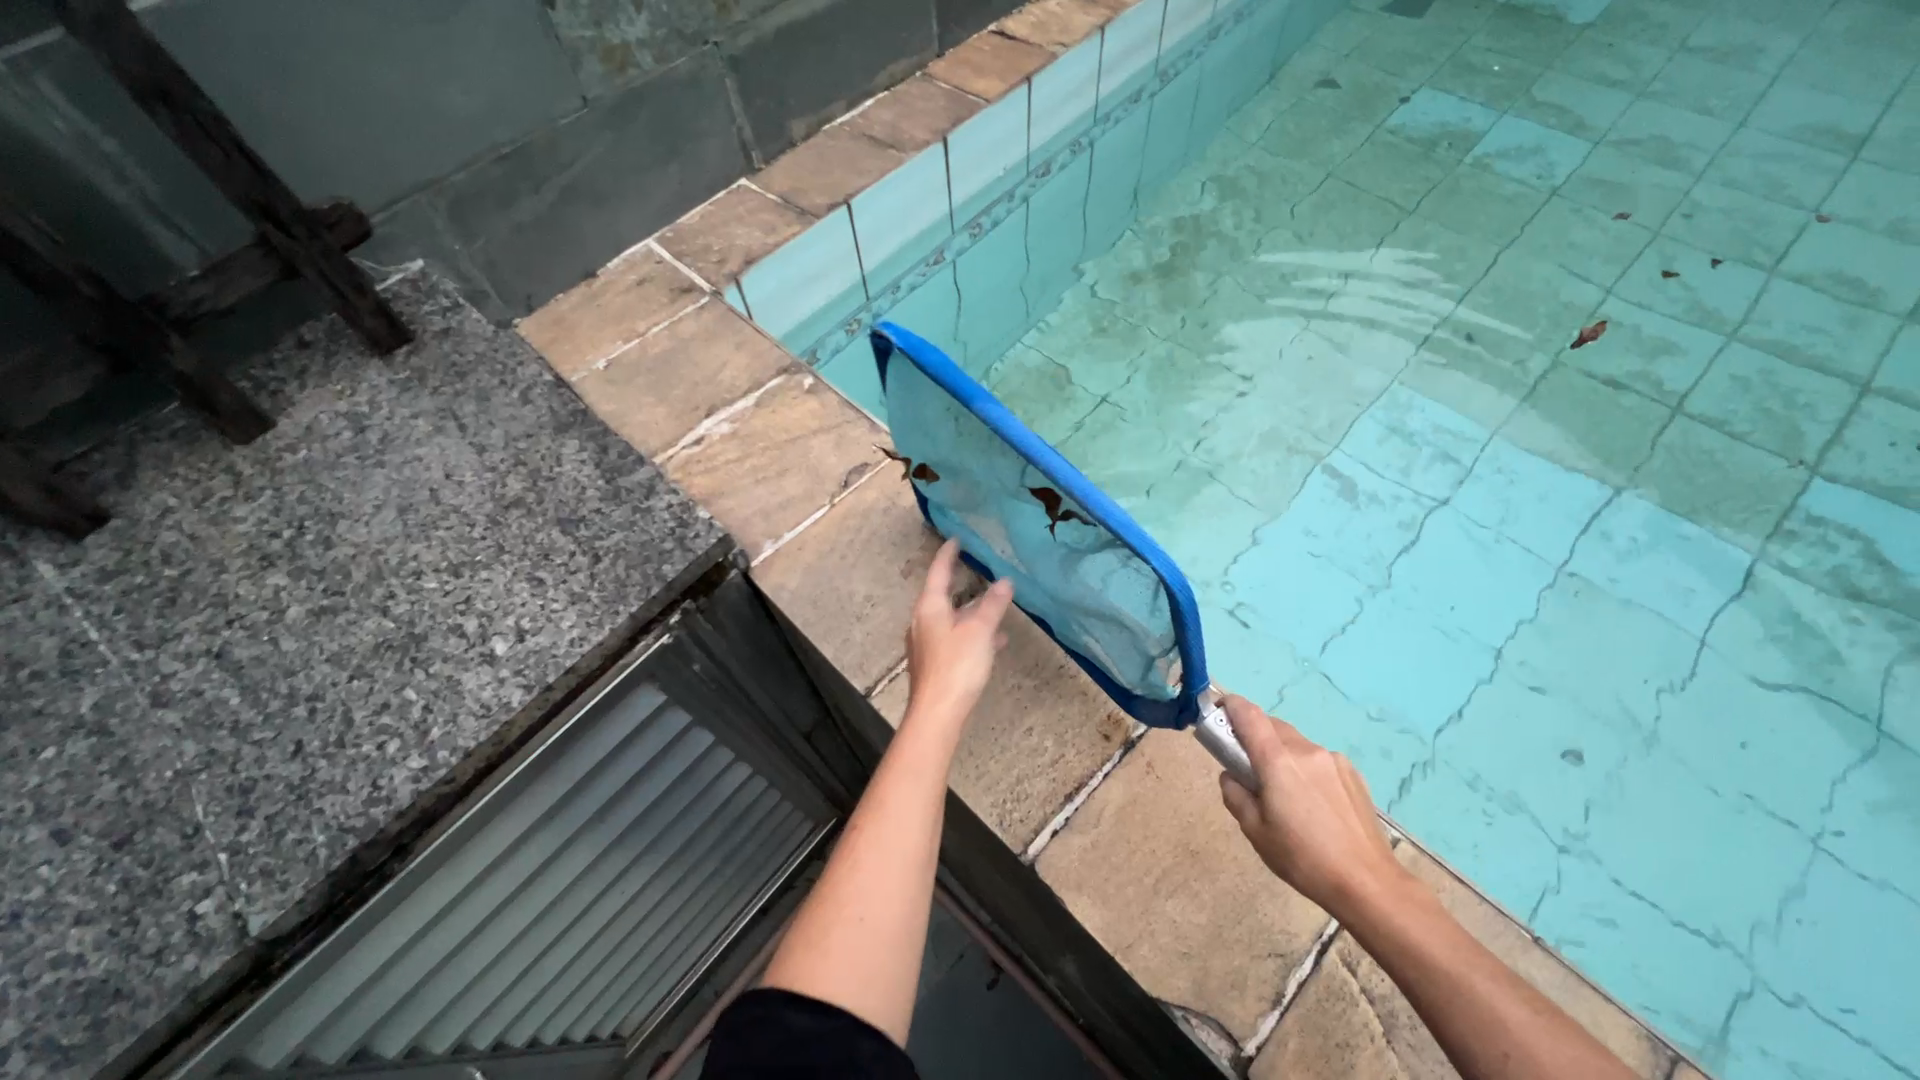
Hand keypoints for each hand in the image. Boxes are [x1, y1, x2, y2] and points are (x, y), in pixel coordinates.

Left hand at [904, 540, 1014, 727]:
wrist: (937, 713)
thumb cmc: (957, 666)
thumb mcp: (980, 631)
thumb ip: (993, 605)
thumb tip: (1005, 581)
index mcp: (929, 607)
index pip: (938, 572)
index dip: (948, 554)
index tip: (955, 539)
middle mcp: (923, 622)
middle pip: (942, 595)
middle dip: (960, 584)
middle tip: (974, 567)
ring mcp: (927, 644)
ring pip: (951, 619)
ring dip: (971, 612)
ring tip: (995, 607)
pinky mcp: (935, 663)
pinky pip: (955, 639)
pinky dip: (972, 634)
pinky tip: (995, 642)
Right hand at [1217, 696, 1413, 921]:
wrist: (1367, 882)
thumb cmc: (1302, 858)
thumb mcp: (1255, 832)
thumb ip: (1235, 795)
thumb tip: (1231, 776)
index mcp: (1278, 761)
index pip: (1249, 715)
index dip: (1230, 705)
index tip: (1218, 712)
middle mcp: (1307, 750)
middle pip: (1272, 726)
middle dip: (1253, 734)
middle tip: (1244, 763)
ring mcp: (1334, 760)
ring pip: (1296, 744)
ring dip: (1280, 754)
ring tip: (1281, 791)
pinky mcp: (1353, 774)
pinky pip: (1318, 760)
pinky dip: (1304, 768)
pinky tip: (1310, 802)